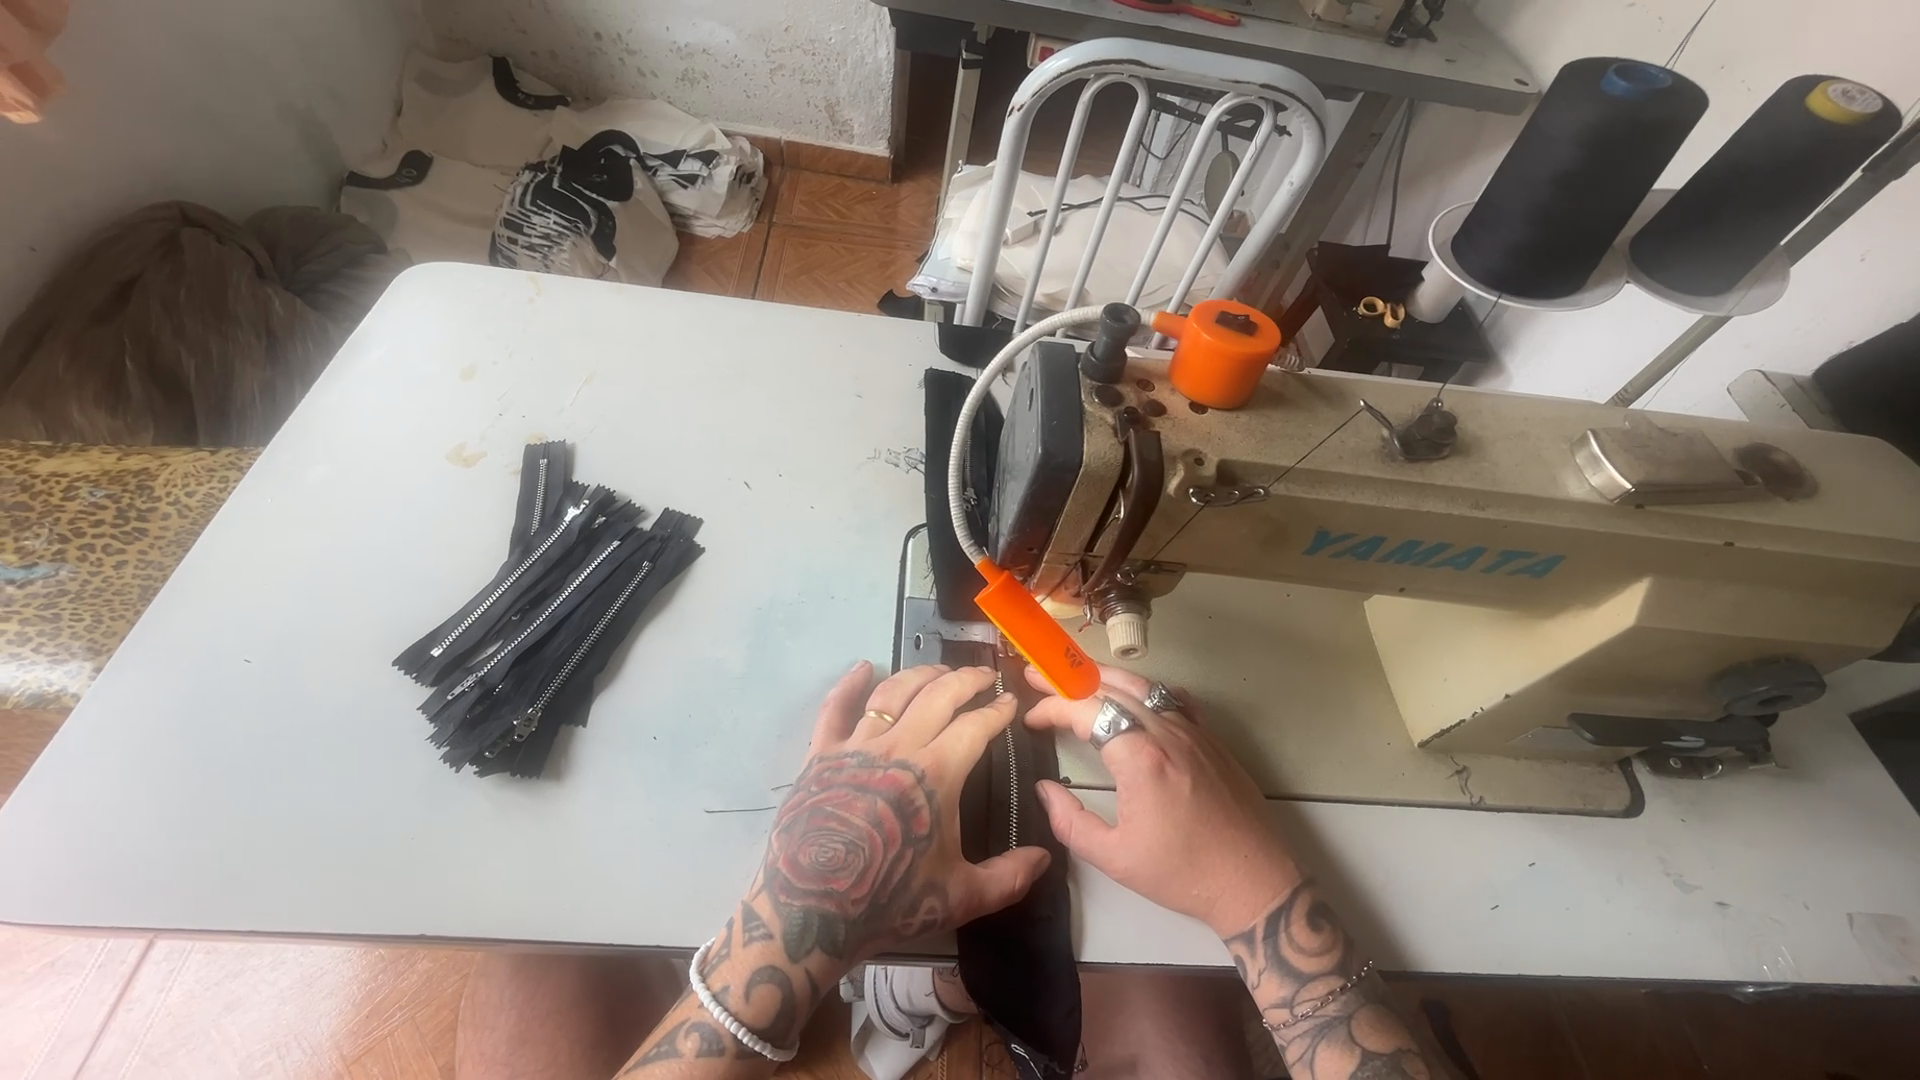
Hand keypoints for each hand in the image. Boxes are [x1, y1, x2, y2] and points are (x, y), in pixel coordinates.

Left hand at [629, 663, 1051, 1071]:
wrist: (810, 913)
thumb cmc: (889, 900)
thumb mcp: (960, 896)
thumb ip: (1008, 876)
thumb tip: (1046, 858)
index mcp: (937, 772)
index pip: (977, 725)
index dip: (999, 710)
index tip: (1011, 701)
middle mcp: (899, 745)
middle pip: (938, 695)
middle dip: (967, 679)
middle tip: (983, 675)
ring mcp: (857, 745)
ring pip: (893, 692)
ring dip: (920, 674)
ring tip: (938, 671)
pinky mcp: (821, 754)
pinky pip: (835, 708)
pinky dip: (850, 684)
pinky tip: (862, 667)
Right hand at [1024, 663, 1300, 936]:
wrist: (1254, 882)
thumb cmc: (1183, 874)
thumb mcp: (1114, 858)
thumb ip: (1069, 821)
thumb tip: (1044, 788)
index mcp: (1140, 757)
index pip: (1085, 710)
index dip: (1051, 708)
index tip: (1031, 719)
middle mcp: (1166, 731)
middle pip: (1110, 688)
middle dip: (1068, 681)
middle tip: (1037, 678)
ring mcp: (1193, 730)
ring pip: (1142, 684)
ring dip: (1103, 677)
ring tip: (1075, 677)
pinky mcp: (1210, 737)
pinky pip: (1172, 697)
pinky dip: (1144, 688)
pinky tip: (1131, 696)